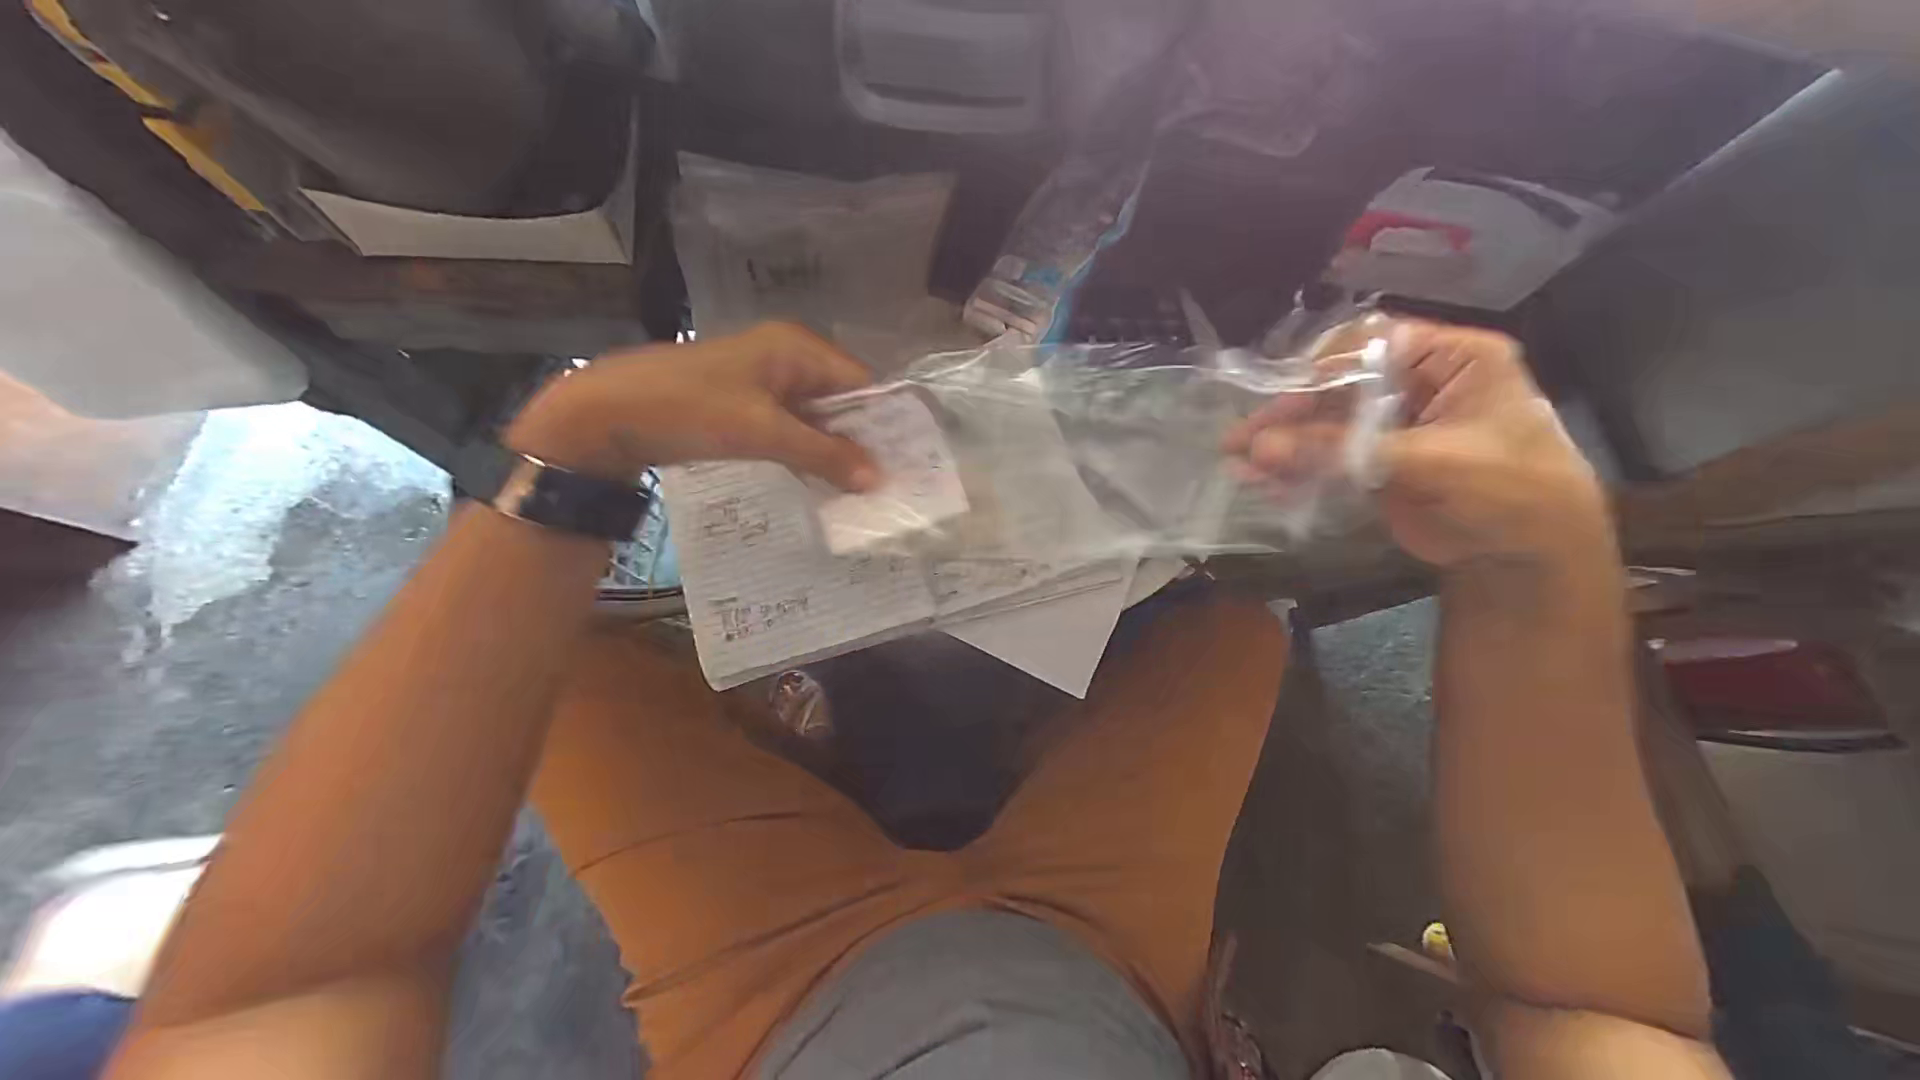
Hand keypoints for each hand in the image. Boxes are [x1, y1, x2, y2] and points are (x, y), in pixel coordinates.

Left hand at [505, 322, 879, 489]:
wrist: (607, 414)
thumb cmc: (691, 409)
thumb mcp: (764, 432)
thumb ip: (824, 454)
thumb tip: (878, 478)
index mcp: (798, 348)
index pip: (862, 383)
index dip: (884, 422)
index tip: (904, 463)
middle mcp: (788, 358)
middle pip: (842, 401)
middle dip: (861, 440)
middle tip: (886, 484)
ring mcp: (766, 382)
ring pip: (817, 418)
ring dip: (835, 451)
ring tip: (862, 490)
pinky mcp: (748, 406)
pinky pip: (792, 429)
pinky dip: (807, 453)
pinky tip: (823, 483)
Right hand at [1224, 319, 1609, 569]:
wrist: (1528, 558)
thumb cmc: (1511, 490)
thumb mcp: (1432, 462)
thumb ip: (1345, 450)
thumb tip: (1260, 448)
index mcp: (1449, 358)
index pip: (1371, 344)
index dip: (1322, 367)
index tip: (1280, 399)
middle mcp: (1415, 382)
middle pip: (1336, 386)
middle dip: (1287, 413)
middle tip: (1241, 439)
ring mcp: (1390, 423)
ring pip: (1322, 422)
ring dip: (1280, 444)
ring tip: (1239, 465)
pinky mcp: (1371, 459)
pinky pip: (1322, 456)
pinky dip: (1292, 469)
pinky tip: (1262, 482)